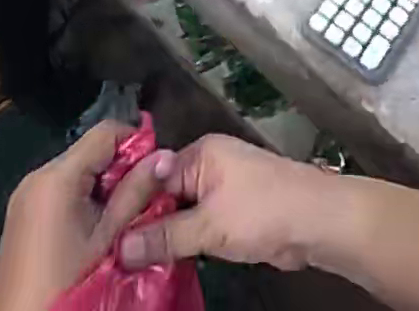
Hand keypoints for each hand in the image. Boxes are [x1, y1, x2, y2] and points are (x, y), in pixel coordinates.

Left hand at [0, 121, 174, 310]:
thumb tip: (165, 156)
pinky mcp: (21, 214)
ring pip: (78, 169)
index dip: (136, 143)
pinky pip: (61, 189)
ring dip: (103, 184)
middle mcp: (37, 175)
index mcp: (57, 176)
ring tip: (119, 217)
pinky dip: (83, 197)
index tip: (156, 170)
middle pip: (91, 150)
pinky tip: (94, 229)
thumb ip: (138, 191)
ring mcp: (25, 195)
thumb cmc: (69, 286)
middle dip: (120, 167)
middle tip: (142, 198)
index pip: (106, 132)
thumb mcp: (111, 238)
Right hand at [118, 135, 334, 272]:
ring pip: (180, 212)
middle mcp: (208, 165)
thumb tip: (120, 248)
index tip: (103, 236)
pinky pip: (197, 225)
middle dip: (144, 223)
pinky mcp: (231, 212)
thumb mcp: (209, 226)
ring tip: (127, 265)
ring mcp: (220, 188)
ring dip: (163, 237)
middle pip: (165, 194)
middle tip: (111, 256)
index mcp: (200, 154)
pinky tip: (160, 264)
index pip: (152, 177)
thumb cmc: (262, 210)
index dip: (129, 206)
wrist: (315, 220)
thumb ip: (165, 236)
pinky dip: (183, 242)